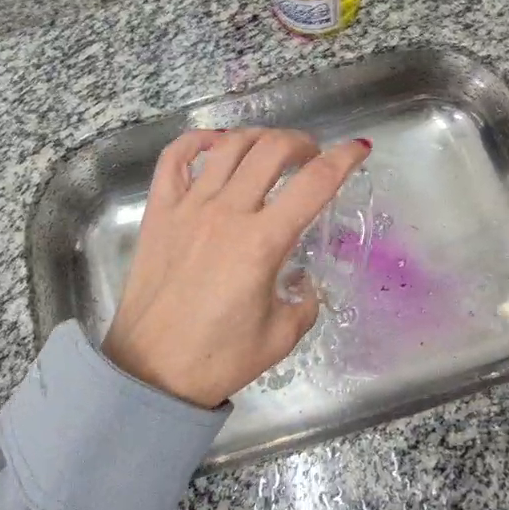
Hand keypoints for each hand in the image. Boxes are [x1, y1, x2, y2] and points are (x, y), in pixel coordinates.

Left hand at [101, 128, 371, 408]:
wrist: (149, 371)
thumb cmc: (216, 358)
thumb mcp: (280, 338)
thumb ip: (304, 303)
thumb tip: (304, 282)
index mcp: (262, 242)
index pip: (314, 184)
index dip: (344, 159)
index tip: (359, 148)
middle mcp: (227, 213)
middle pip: (272, 150)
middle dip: (301, 143)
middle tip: (311, 156)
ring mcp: (188, 207)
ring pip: (229, 146)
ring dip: (258, 137)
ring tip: (271, 148)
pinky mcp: (158, 211)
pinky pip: (174, 158)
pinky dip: (197, 140)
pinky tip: (215, 144)